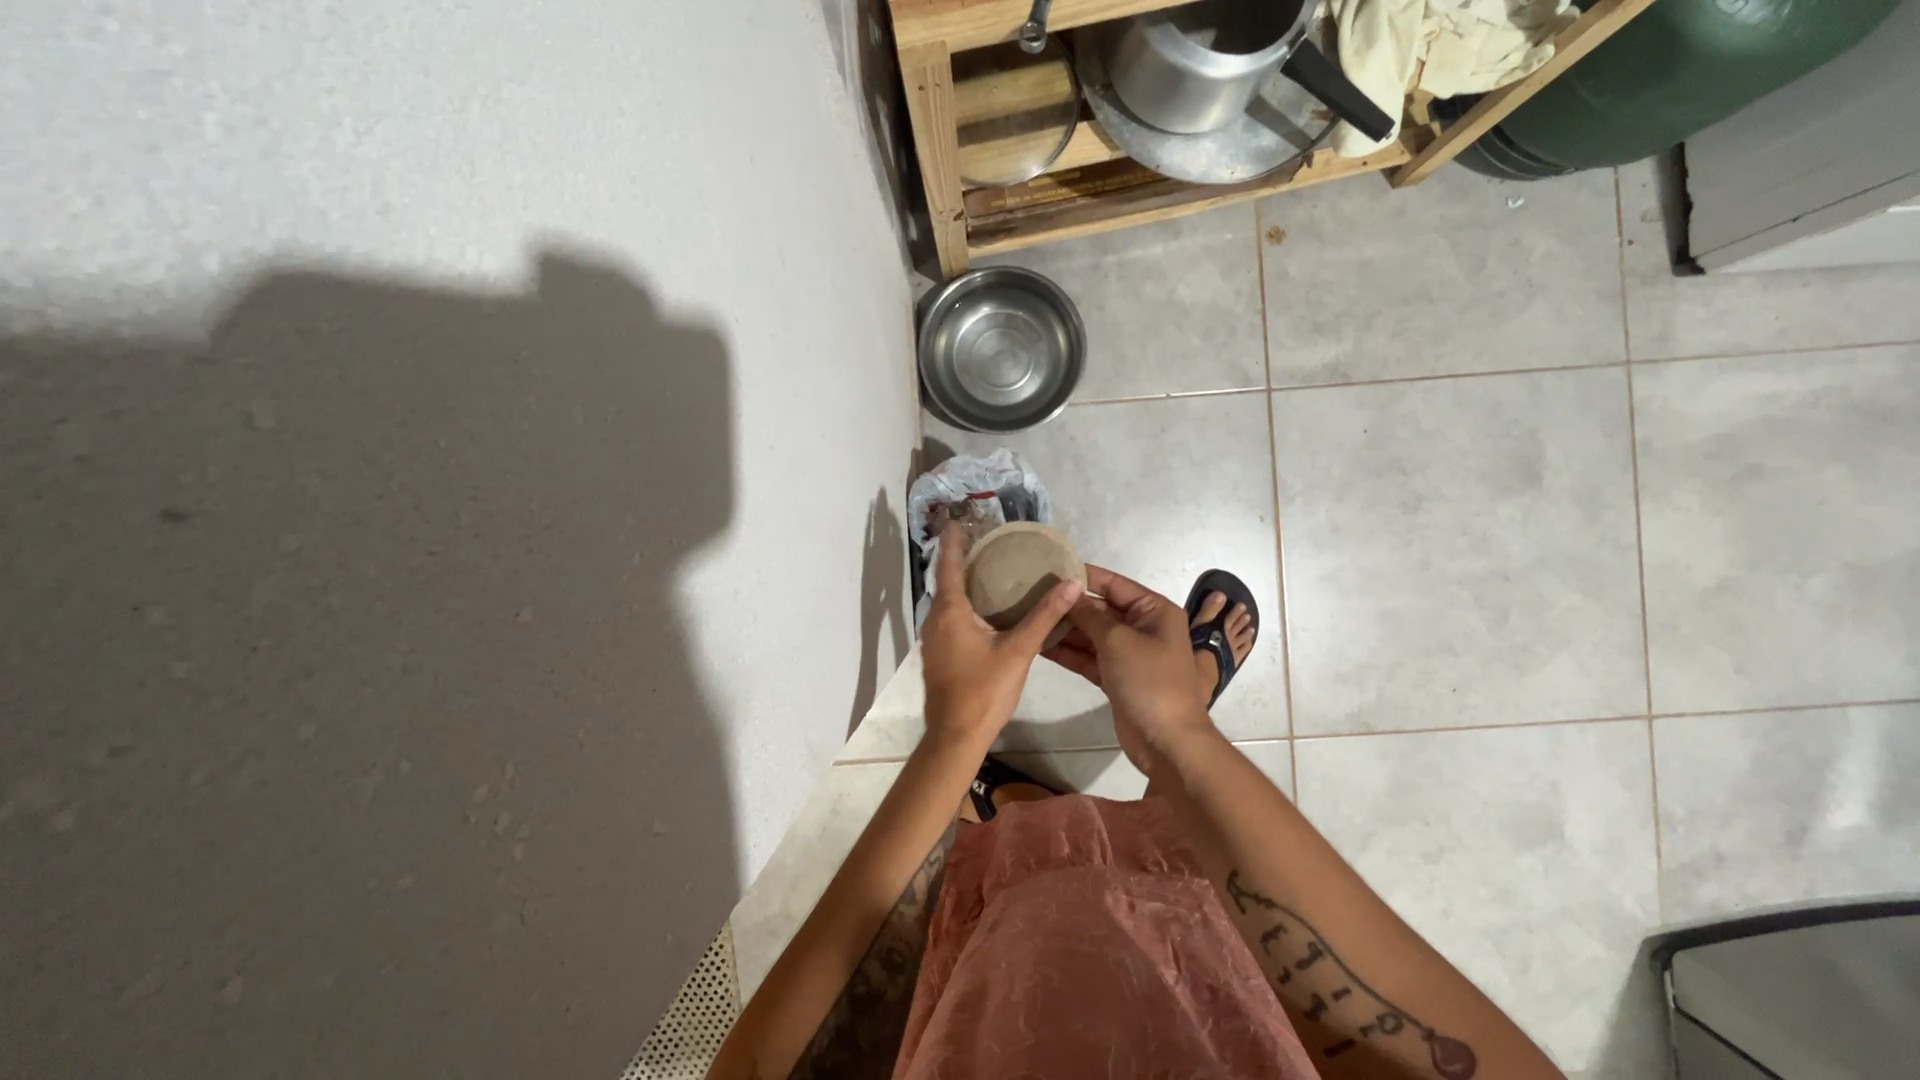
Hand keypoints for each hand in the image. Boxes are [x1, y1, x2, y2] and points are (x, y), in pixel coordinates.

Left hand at [920, 522, 1082, 749]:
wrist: (956, 735)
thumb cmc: (984, 690)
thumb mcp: (1019, 650)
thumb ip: (1044, 616)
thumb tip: (1070, 584)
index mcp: (950, 611)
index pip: (949, 566)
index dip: (954, 543)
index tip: (957, 522)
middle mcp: (934, 621)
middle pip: (946, 582)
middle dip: (962, 562)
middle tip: (985, 544)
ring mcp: (933, 641)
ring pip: (947, 603)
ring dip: (963, 586)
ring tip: (988, 572)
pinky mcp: (938, 656)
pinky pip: (949, 620)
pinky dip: (963, 607)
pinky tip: (985, 612)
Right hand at [1043, 565, 1215, 772]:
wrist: (1166, 739)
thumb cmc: (1148, 680)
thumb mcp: (1117, 640)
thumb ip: (1089, 614)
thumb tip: (1067, 592)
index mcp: (1154, 610)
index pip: (1114, 584)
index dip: (1083, 575)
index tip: (1050, 567)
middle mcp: (1143, 627)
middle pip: (1101, 609)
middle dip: (1070, 605)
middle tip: (1031, 595)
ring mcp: (1130, 654)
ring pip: (1092, 635)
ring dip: (1065, 629)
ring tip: (1029, 617)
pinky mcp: (1116, 677)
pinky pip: (1089, 657)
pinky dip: (1069, 652)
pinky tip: (1040, 644)